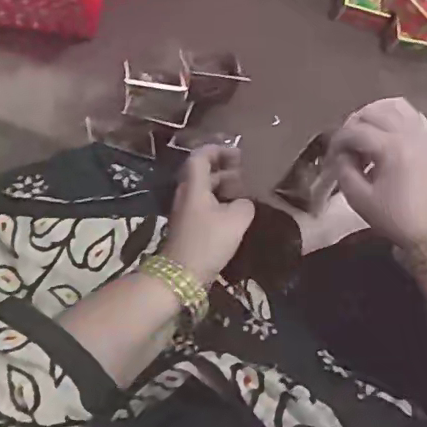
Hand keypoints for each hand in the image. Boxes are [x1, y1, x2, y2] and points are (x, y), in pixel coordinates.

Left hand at [162, 146, 255, 283]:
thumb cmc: (207, 242)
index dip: (217, 150)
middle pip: (201, 172)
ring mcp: (185, 212)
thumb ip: (245, 204)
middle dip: (223, 168)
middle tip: (245, 171)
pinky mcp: (188, 227)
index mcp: (194, 186)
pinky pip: (204, 206)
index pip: (200, 156)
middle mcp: (186, 195)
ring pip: (203, 190)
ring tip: (244, 191)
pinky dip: (219, 202)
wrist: (181, 276)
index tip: (237, 154)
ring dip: (222, 186)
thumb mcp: (236, 220)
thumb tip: (243, 203)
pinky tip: (235, 213)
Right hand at [323, 98, 426, 248]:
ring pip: (393, 106)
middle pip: (372, 112)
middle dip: (352, 126)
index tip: (331, 158)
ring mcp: (420, 135)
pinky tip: (384, 129)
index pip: (355, 131)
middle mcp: (407, 134)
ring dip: (372, 115)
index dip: (337, 142)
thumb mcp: (360, 199)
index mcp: (391, 147)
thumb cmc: (395, 218)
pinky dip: (394, 114)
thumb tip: (341, 155)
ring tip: (361, 134)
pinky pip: (410, 114)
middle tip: (344, 148)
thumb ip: (344, 171)